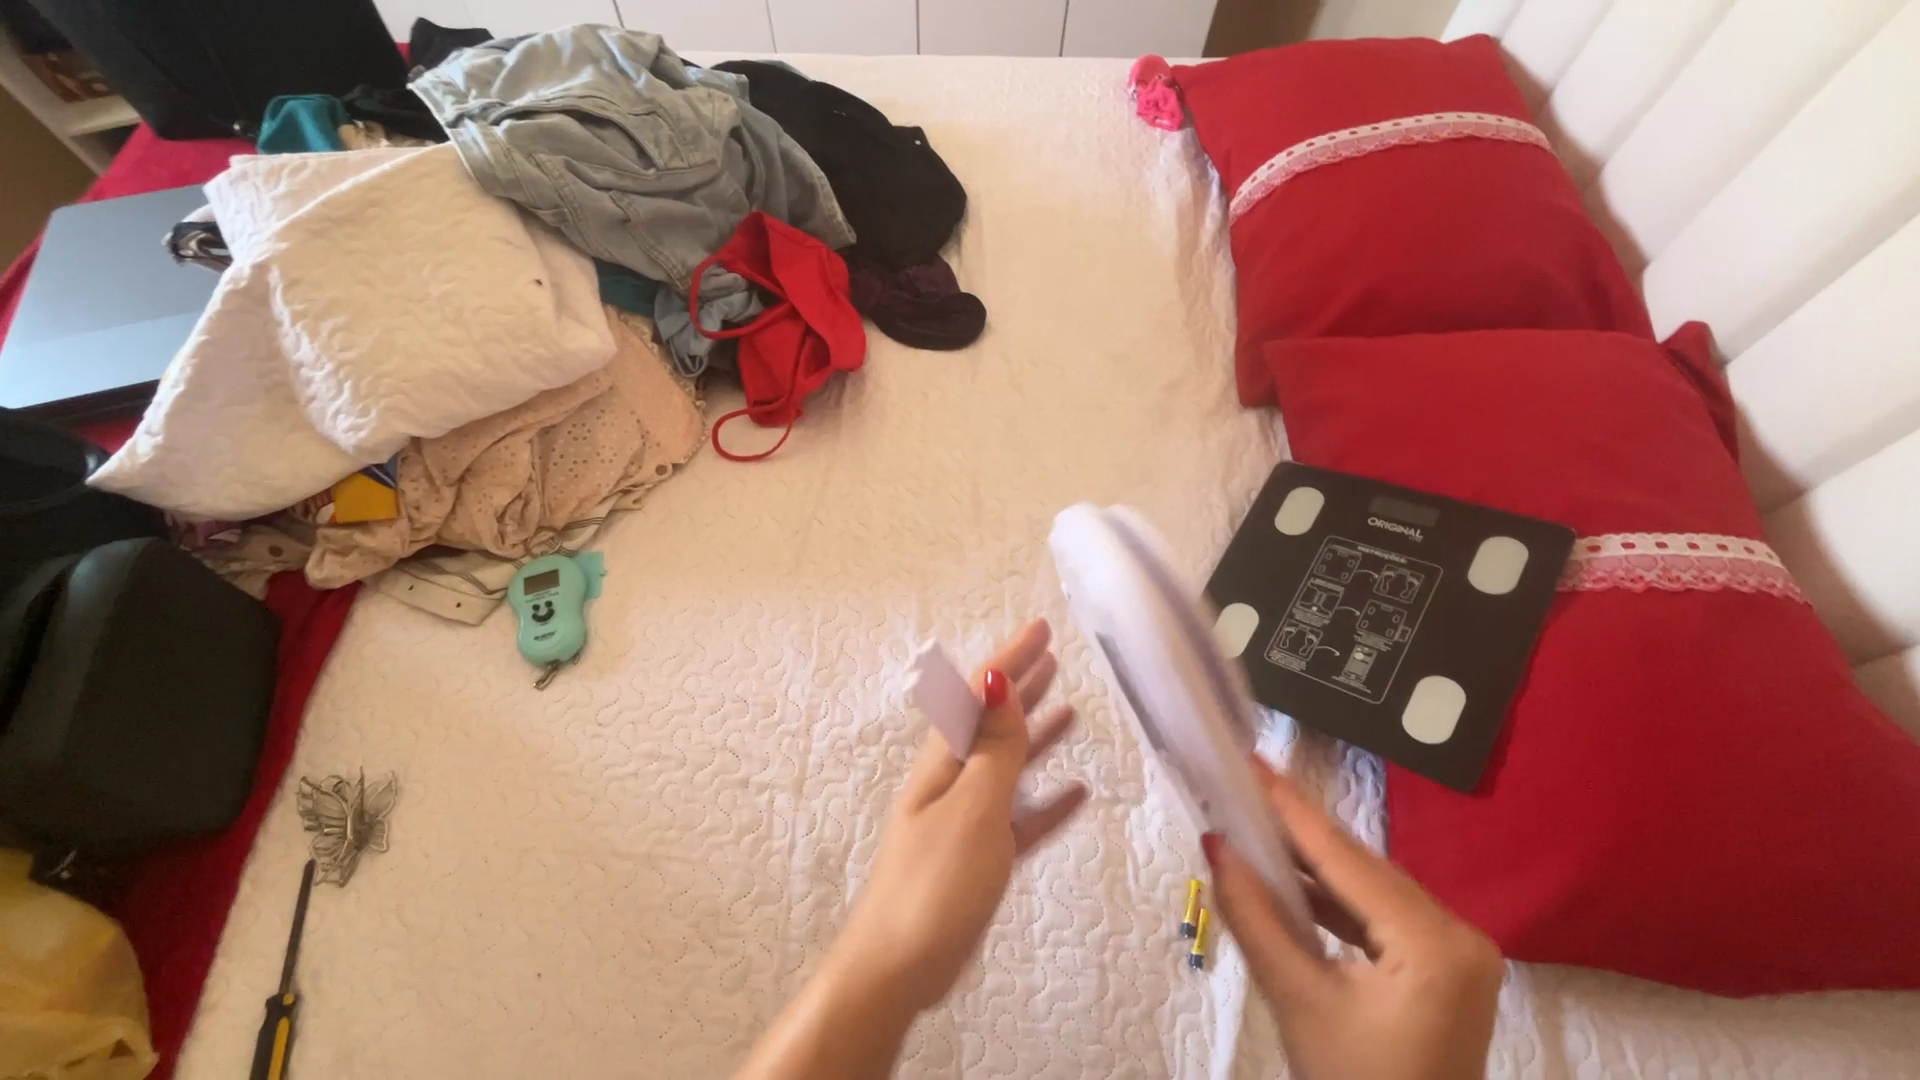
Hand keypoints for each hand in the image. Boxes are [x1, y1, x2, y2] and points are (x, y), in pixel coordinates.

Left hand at [831, 618, 1089, 1013]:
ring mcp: (966, 819)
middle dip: (1021, 686)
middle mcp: (953, 781)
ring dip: (1035, 733)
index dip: (1011, 659)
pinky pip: (1020, 815)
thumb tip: (997, 681)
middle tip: (1054, 655)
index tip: (1042, 629)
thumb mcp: (972, 808)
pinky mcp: (980, 856)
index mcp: (945, 761)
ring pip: (1008, 763)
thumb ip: (993, 749)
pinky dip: (1046, 799)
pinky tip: (1076, 791)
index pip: (980, 695)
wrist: (898, 967)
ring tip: (1069, 707)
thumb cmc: (935, 882)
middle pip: (992, 721)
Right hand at [1207, 758, 1502, 1079]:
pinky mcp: (1446, 967)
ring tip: (1258, 828)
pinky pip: (1382, 915)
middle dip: (1300, 832)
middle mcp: (1460, 934)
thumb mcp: (1296, 999)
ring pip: (1371, 888)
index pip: (1347, 859)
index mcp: (1434, 944)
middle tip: (1246, 789)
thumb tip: (1215, 845)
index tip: (1254, 763)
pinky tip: (1293, 885)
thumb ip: (1253, 916)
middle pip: (1363, 868)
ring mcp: (1459, 952)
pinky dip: (1335, 900)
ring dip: (1314, 865)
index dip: (1292, 809)